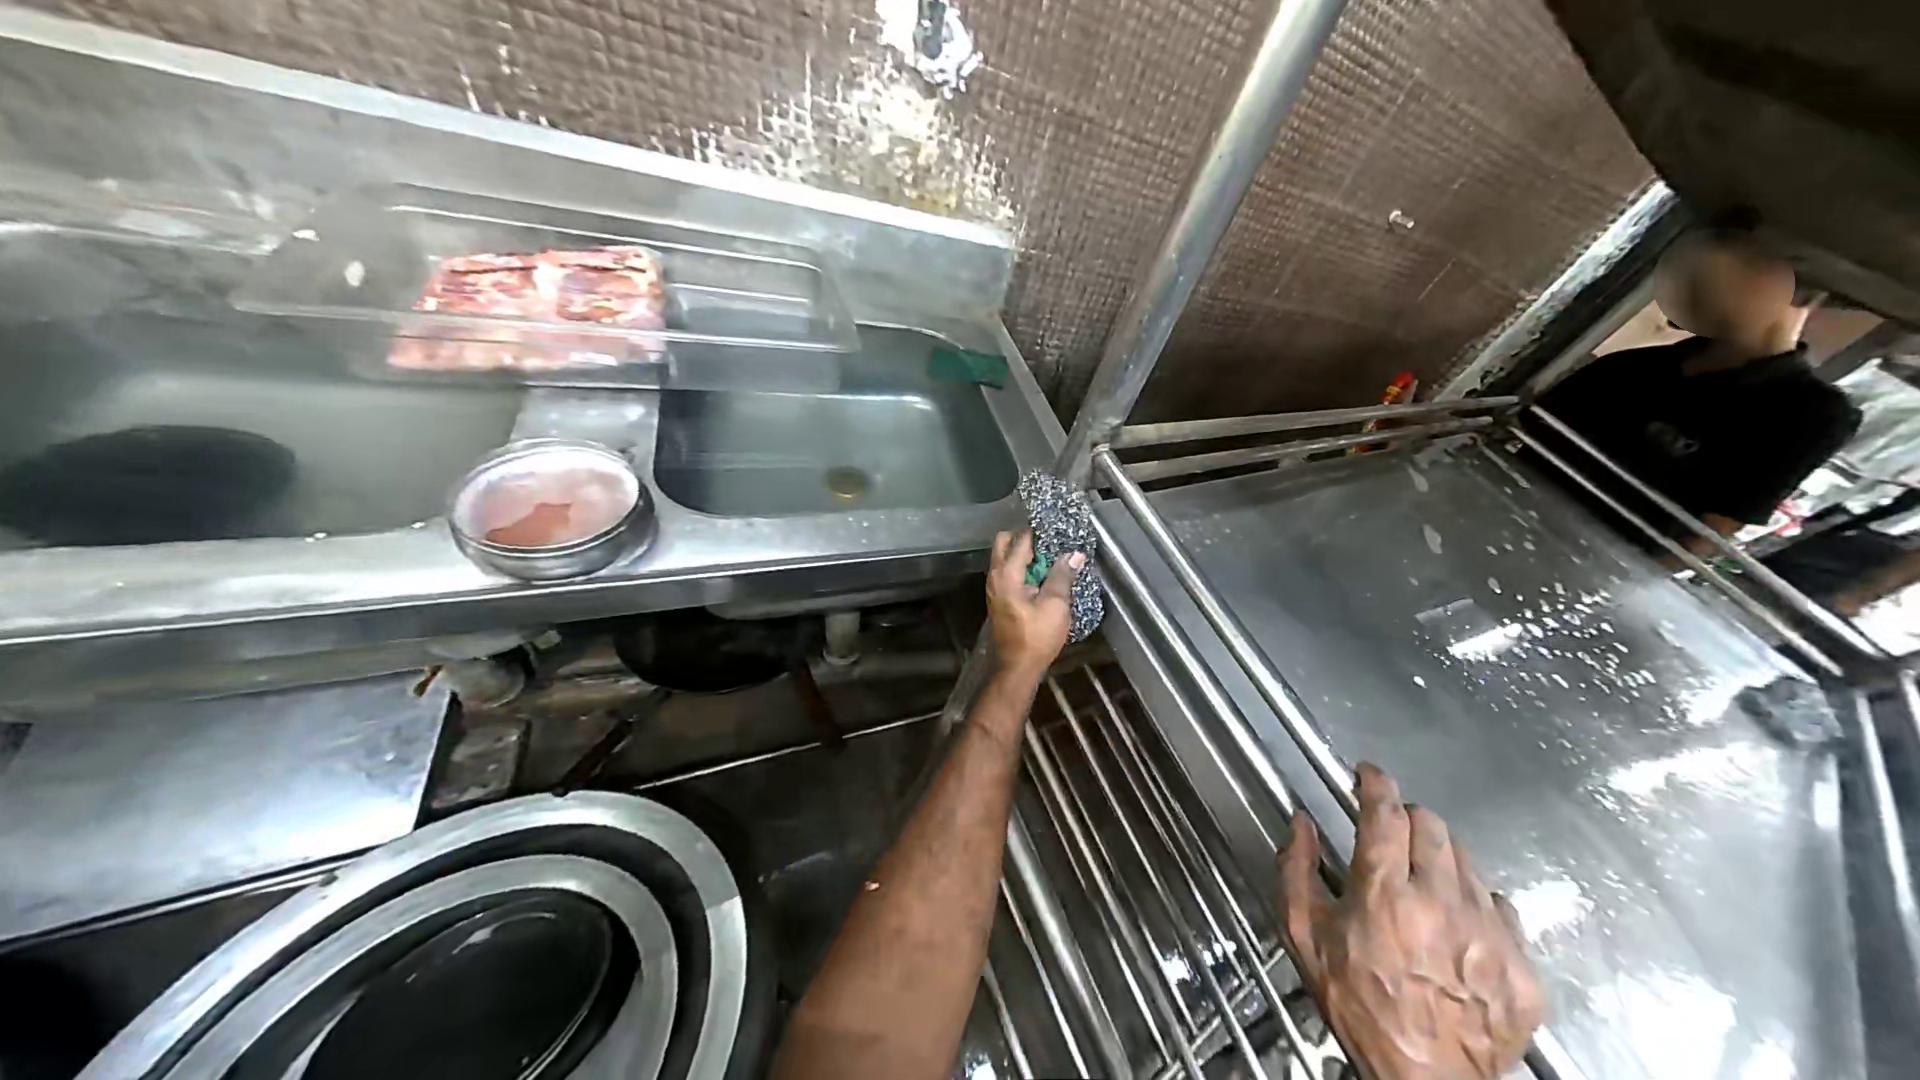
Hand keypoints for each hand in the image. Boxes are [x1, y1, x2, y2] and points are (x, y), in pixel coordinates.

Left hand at [986, 530, 1082, 678]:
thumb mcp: (1055, 605)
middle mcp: (995, 577)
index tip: (1057, 528)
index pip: (1021, 540)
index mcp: (1006, 574)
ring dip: (1025, 555)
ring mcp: (994, 588)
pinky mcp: (999, 599)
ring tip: (1051, 559)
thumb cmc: (1036, 636)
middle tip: (1050, 544)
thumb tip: (1074, 554)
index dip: (1039, 532)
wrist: (1018, 667)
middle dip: (1026, 539)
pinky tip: (1042, 577)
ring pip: (1005, 558)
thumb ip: (1062, 576)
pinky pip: (1008, 573)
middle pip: (1005, 543)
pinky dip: (1022, 569)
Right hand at [1280, 764, 1542, 1079]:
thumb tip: (1301, 822)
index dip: (1375, 783)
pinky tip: (1456, 920)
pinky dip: (1476, 900)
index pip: (1386, 814)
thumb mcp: (1303, 933)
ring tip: (1422, 877)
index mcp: (1385, 894)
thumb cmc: (1355, 1002)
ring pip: (1469, 860)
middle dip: (1408, 816)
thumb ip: (1296, 868)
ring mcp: (1490, 935)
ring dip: (1440, 854)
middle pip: (1433, 826)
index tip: (1368, 773)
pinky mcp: (1523, 967)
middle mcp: (1443, 904)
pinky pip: (1502, 906)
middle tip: (1391, 829)